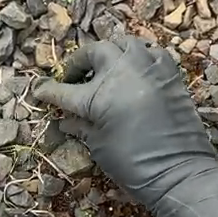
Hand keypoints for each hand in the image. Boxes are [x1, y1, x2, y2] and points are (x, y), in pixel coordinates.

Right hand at [33, 38, 217, 216]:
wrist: (179, 173)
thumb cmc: (132, 165)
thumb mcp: (99, 146)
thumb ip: (82, 126)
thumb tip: (66, 119)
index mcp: (98, 96)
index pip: (64, 90)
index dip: (48, 91)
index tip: (39, 90)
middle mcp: (123, 73)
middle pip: (95, 52)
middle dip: (80, 62)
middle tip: (74, 78)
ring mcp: (149, 69)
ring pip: (125, 43)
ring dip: (111, 52)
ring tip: (105, 68)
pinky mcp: (170, 74)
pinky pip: (152, 52)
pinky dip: (139, 57)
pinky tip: (135, 72)